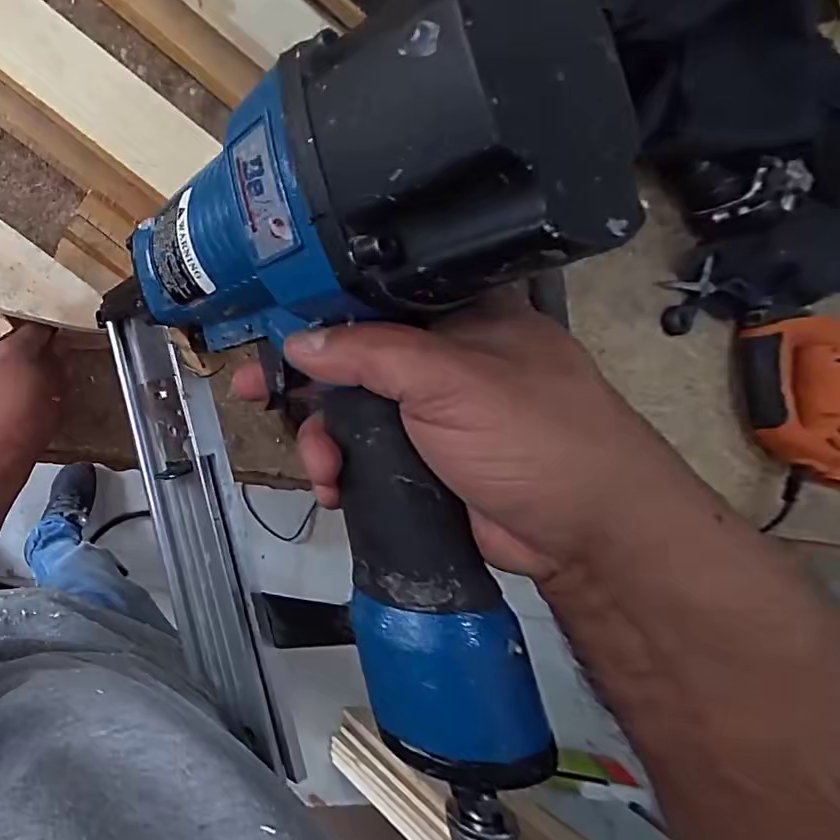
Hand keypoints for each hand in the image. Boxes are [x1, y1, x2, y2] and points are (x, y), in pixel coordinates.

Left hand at [0, 323, 63, 465]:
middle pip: (15, 340)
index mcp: (14, 350)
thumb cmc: (29, 426)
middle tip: (45, 366)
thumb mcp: (55, 393)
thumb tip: (55, 351)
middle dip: (30, 351)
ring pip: (0, 355)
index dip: (51, 335)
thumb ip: (55, 364)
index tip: (59, 342)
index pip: (36, 329)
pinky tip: (10, 394)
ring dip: (13, 363)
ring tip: (26, 383)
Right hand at [234, 292, 713, 578]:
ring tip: (321, 470)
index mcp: (456, 318)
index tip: (269, 332)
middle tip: (252, 393)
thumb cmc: (532, 436)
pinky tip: (335, 489)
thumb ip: (369, 354)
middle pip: (349, 359)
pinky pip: (360, 453)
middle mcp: (437, 359)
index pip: (371, 301)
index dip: (314, 312)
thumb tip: (297, 342)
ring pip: (348, 412)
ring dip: (320, 439)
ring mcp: (426, 413)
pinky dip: (339, 469)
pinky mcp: (419, 460)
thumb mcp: (450, 380)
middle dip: (300, 383)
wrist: (587, 538)